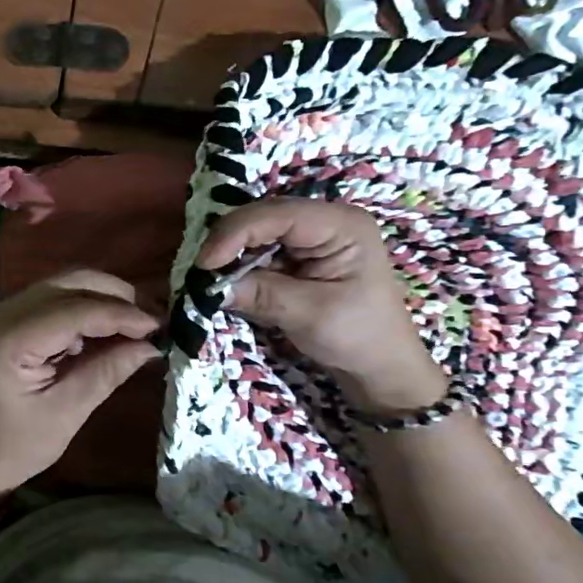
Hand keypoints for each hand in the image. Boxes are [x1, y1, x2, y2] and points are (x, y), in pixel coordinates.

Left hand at [0, 270, 161, 497]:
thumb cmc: (19, 445)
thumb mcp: (68, 412)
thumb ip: (108, 371)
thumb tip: (152, 344)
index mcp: (8, 340)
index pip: (74, 310)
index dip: (120, 314)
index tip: (159, 325)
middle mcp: (2, 314)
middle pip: (69, 284)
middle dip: (116, 296)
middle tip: (155, 317)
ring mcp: (4, 311)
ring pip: (65, 284)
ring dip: (105, 297)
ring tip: (140, 320)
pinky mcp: (12, 316)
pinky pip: (57, 297)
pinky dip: (88, 306)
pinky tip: (110, 328)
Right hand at [195, 199, 447, 413]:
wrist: (380, 367)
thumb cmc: (359, 338)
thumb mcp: (310, 315)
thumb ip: (262, 294)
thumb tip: (212, 285)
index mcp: (340, 225)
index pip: (277, 214)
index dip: (235, 233)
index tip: (205, 263)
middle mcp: (324, 221)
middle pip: (262, 218)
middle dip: (230, 242)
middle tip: (202, 272)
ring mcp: (311, 237)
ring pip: (256, 234)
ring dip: (232, 255)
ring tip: (211, 278)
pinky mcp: (298, 255)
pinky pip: (259, 251)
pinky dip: (240, 266)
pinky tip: (227, 281)